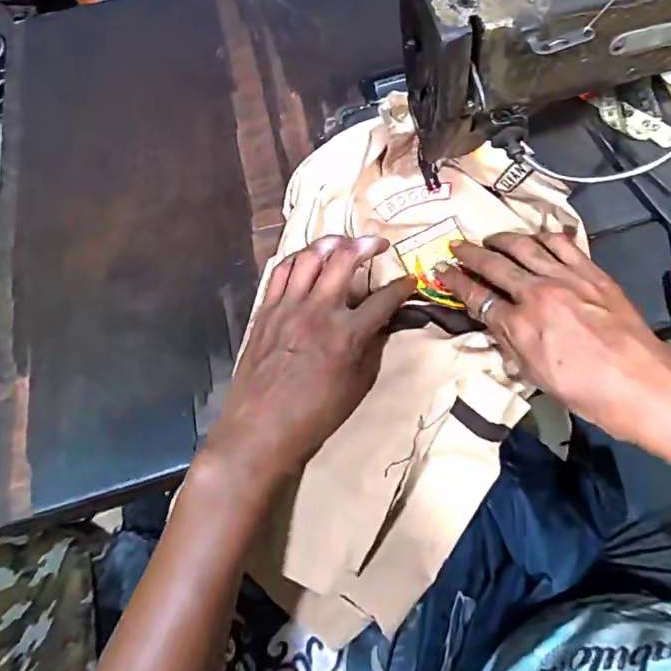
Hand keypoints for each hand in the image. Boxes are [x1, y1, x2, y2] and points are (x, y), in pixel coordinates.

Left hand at [200, 236, 417, 490]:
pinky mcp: (267, 309)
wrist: (261, 428)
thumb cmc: (315, 415)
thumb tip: (382, 322)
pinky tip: (308, 257)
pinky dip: (298, 258)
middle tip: (378, 243)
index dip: (402, 287)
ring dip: (331, 242)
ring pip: (310, 256)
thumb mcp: (358, 385)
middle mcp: (318, 311)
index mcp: (347, 335)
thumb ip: (372, 348)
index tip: (410, 280)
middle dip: (368, 244)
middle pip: (345, 260)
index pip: (384, 299)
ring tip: (343, 241)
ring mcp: (288, 307)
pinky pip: (282, 271)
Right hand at [437, 230, 670, 441]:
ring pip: (525, 246)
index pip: (478, 296)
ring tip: (491, 239)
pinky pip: (561, 244)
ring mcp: (567, 278)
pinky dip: (543, 237)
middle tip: (457, 247)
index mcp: (520, 325)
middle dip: (470, 254)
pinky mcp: (592, 272)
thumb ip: (511, 345)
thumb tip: (496, 324)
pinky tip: (535, 237)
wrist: (644, 384)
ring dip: (502, 239)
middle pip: (494, 264)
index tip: (443, 271)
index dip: (455, 281)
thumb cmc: (589, 394)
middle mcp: (538, 294)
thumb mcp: (537, 378)